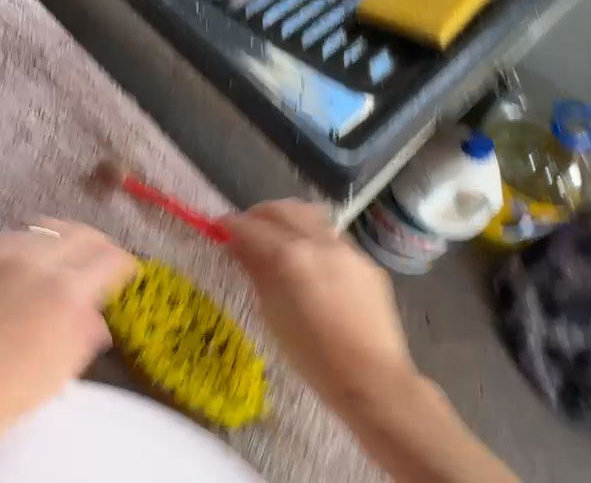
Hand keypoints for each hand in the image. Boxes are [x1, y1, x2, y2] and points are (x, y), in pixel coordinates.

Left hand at [0, 220, 136, 482]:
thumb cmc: (10, 388)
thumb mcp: (63, 366)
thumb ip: (85, 332)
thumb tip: (96, 316)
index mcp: (66, 292)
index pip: (108, 258)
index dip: (123, 261)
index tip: (127, 268)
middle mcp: (39, 262)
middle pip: (81, 232)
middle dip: (99, 242)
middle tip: (105, 254)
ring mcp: (7, 253)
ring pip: (49, 228)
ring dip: (66, 238)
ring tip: (70, 253)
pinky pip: (17, 236)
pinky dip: (33, 243)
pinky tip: (33, 259)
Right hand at [224, 199, 414, 404]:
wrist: (372, 380)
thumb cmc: (312, 356)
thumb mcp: (271, 314)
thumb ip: (255, 272)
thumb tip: (238, 248)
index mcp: (289, 256)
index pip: (250, 226)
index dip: (229, 225)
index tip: (218, 228)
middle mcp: (318, 242)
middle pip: (280, 209)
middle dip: (257, 215)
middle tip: (244, 231)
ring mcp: (347, 249)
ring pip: (309, 215)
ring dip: (287, 219)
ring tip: (277, 237)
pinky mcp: (367, 262)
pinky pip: (333, 237)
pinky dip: (313, 238)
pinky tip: (311, 261)